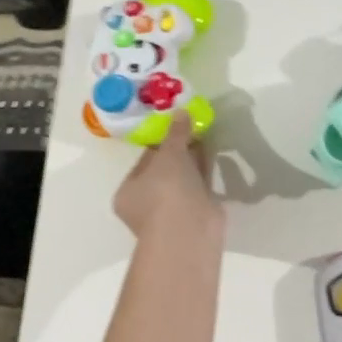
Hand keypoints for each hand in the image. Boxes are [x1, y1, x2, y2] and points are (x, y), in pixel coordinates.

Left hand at [113, 111, 221, 239]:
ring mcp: (171, 212)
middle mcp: (146, 203)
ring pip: (183, 180)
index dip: (161, 141)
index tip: (177, 126)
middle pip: (164, 170)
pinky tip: (214, 155)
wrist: (189, 231)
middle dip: (180, 150)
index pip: (144, 160)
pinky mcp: (194, 215)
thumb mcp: (169, 154)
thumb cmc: (166, 191)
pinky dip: (204, 173)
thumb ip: (176, 133)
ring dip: (193, 160)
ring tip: (206, 135)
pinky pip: (198, 188)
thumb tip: (181, 111)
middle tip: (194, 127)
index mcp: (128, 191)